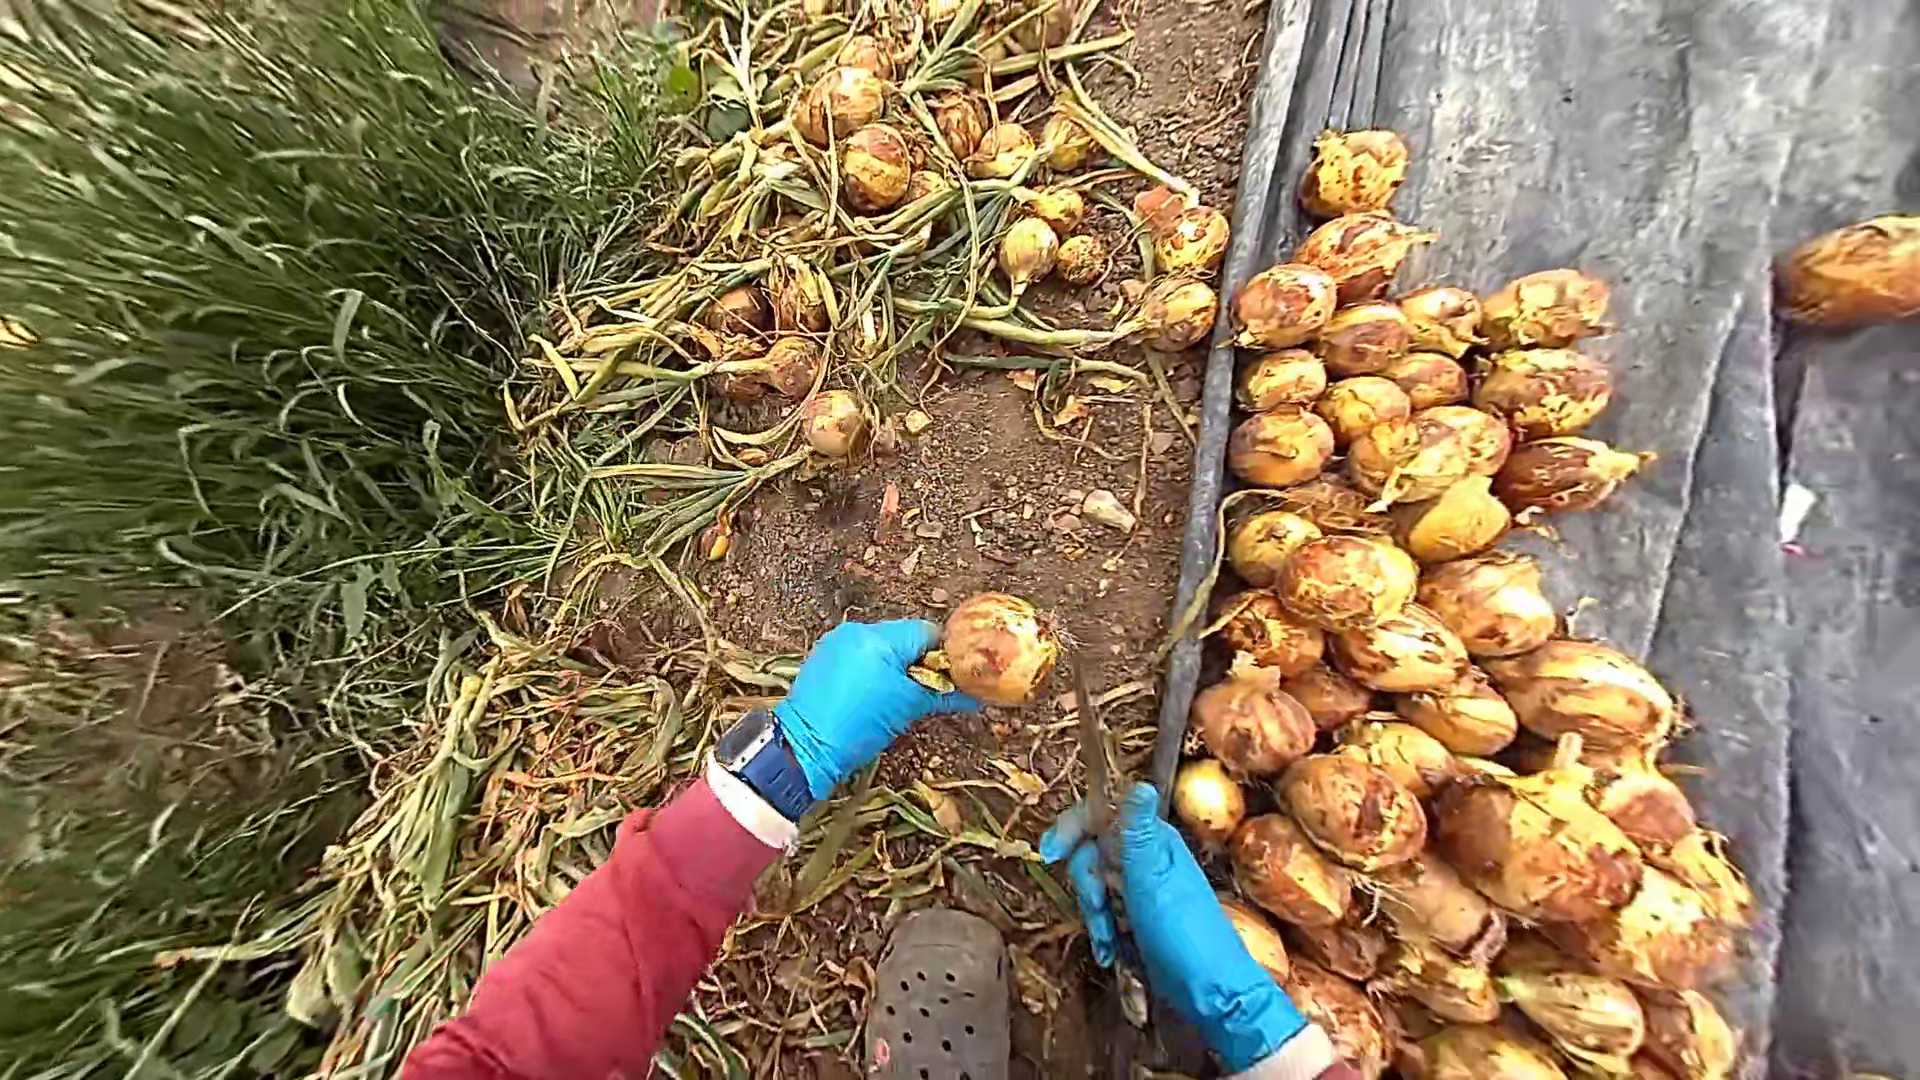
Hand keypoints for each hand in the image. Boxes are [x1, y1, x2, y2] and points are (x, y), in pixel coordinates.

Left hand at [775, 619, 979, 798]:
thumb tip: (976, 696)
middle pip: (906, 636)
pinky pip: (862, 653)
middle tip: (929, 688)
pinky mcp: (826, 654)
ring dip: (898, 664)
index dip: (944, 653)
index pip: (927, 632)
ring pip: (884, 645)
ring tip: (900, 694)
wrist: (802, 749)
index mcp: (879, 639)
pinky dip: (875, 667)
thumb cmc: (858, 728)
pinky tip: (875, 692)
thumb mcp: (906, 709)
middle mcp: (858, 631)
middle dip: (921, 660)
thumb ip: (942, 694)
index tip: (953, 675)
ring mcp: (839, 641)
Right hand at [1041, 783, 1307, 1073]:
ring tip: (1110, 939)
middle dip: (1087, 883)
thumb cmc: (1182, 931)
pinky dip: (1103, 930)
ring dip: (1095, 913)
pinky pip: (1104, 912)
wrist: (1212, 997)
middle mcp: (1143, 855)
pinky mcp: (1136, 916)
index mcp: (1150, 836)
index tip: (1050, 853)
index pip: (1098, 815)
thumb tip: (1140, 782)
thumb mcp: (1151, 876)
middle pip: (1090, 852)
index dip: (1070, 828)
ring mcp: (1139, 886)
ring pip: (1094, 885)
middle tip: (1099, 906)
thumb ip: (1137, 829)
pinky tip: (1110, 951)